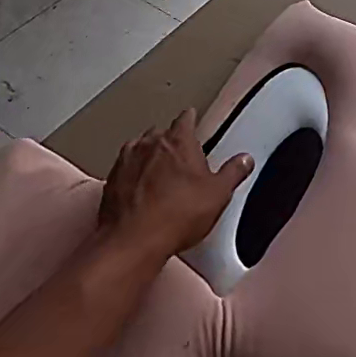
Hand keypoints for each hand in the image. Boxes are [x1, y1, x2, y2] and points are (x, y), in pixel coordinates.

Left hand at [98, 108, 254, 261]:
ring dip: (148, 156)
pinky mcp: (111, 181)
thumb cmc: (174, 215)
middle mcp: (149, 144)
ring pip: (139, 148)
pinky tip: (139, 191)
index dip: (190, 118)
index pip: (185, 119)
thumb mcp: (218, 194)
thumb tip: (244, 161)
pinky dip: (132, 175)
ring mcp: (127, 161)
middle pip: (160, 132)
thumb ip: (233, 172)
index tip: (191, 116)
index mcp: (178, 141)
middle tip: (181, 155)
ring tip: (159, 174)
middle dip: (170, 140)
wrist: (133, 240)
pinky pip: (124, 170)